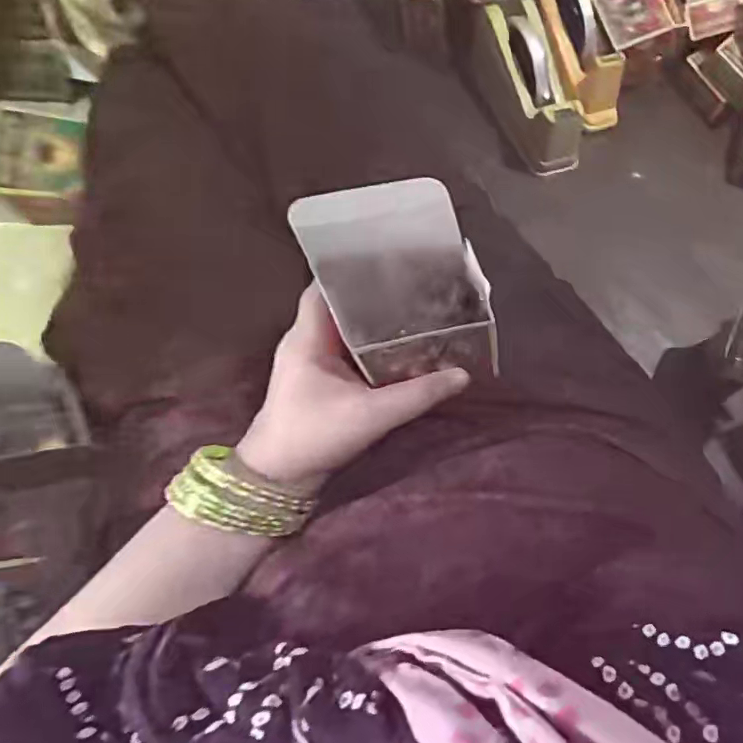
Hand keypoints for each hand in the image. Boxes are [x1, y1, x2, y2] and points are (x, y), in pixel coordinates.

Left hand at [236, 284, 470, 487]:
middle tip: (417, 289)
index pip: (326, 288)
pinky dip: (374, 345)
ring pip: (348, 328)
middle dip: (376, 296)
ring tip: (417, 311)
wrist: (280, 477)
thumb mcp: (371, 415)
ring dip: (377, 322)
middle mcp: (308, 341)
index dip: (354, 272)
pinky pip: (351, 350)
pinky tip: (402, 347)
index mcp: (308, 338)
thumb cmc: (314, 437)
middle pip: (342, 305)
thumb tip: (463, 375)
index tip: (392, 265)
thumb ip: (418, 394)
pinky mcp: (323, 379)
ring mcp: (314, 361)